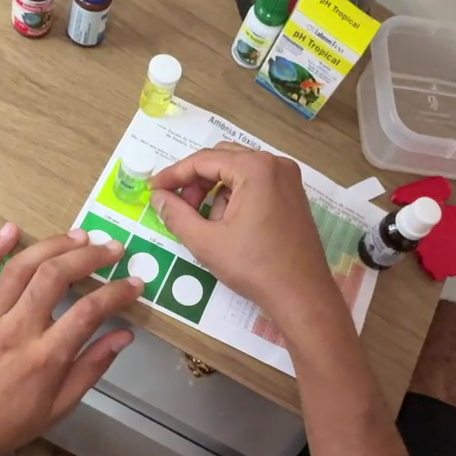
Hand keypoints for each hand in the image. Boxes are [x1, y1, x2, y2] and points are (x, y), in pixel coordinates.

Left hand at [0, 224, 142, 455]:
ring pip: (22, 267)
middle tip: (112, 249)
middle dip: (89, 256)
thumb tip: (124, 335)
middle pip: (56, 276)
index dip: (117, 292)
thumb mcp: (61, 405)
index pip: (90, 311)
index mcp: (46, 357)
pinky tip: (12, 229)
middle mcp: (17, 330)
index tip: (135, 283)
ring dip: (53, 245)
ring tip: (79, 236)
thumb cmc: (10, 424)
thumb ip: (93, 366)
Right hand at [149, 144, 344, 333]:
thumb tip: (158, 197)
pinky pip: (256, 186)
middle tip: (178, 208)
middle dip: (196, 183)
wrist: (302, 296)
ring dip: (216, 194)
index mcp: (256, 168)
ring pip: (238, 174)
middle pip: (222, 160)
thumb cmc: (255, 267)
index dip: (174, 174)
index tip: (153, 190)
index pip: (203, 160)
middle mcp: (276, 165)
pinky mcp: (294, 197)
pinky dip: (236, 200)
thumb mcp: (206, 242)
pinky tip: (230, 229)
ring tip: (208, 227)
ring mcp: (289, 180)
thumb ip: (176, 215)